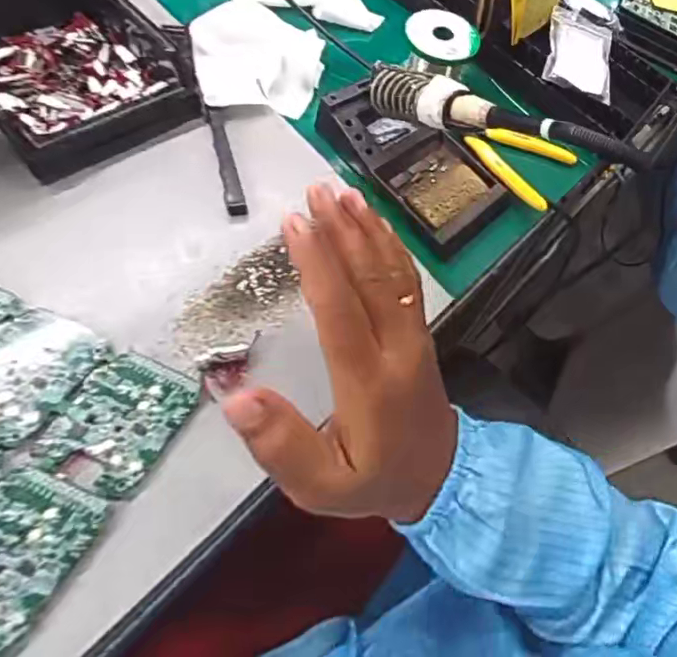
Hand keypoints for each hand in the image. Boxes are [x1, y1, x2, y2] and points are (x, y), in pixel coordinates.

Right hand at [221, 184, 457, 523]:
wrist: (440, 475)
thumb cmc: (373, 478)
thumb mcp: (321, 486)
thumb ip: (279, 446)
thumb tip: (236, 399)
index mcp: (368, 382)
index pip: (339, 311)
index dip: (317, 264)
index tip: (295, 225)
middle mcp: (396, 347)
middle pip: (370, 277)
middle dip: (342, 230)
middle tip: (316, 191)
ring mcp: (414, 333)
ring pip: (393, 270)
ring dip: (367, 228)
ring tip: (343, 192)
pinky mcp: (420, 327)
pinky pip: (407, 278)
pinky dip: (390, 244)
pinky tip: (376, 220)